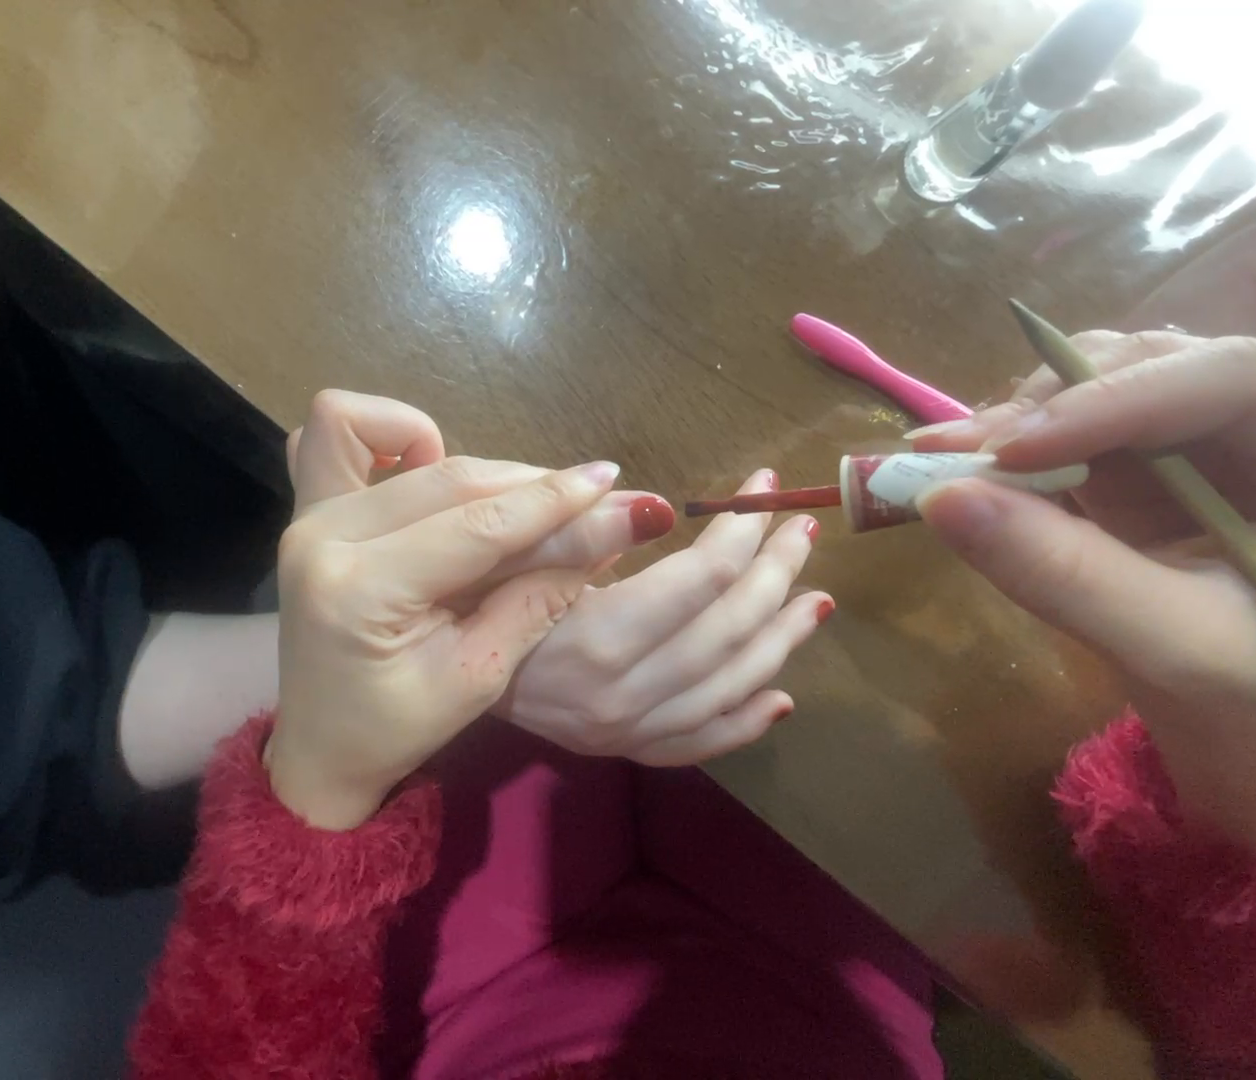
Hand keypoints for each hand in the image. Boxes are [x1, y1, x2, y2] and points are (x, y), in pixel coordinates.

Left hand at [268, 391, 627, 828]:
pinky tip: (430, 462)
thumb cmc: (396, 729)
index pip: (478, 527)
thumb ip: (541, 595)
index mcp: (360, 591)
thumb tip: (617, 526)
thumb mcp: (478, 677)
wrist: (320, 745)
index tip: (622, 489)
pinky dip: (393, 433)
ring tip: (522, 503)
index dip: (556, 504)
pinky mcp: (307, 505)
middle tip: (596, 503)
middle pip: (453, 480)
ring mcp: (307, 513)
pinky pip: (338, 429)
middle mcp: (322, 535)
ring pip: (415, 454)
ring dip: (483, 469)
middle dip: (535, 487)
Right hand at [493, 469, 833, 765]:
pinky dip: (746, 721)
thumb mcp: (517, 552)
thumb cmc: (470, 598)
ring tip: (818, 599)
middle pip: (728, 630)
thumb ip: (586, 528)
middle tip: (802, 528)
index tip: (761, 486)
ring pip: (730, 687)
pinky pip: (700, 742)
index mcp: (597, 640)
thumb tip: (660, 505)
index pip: (699, 580)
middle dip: (773, 572)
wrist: (437, 674)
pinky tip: (781, 698)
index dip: (741, 528)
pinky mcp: (624, 750)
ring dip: (782, 639)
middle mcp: (623, 697)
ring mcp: (628, 732)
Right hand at [912, 333, 1255, 855]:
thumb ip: (1064, 574)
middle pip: (1165, 363)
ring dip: (1023, 416)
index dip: (1109, 398)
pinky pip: (1080, 411)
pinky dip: (1016, 436)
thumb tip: (938, 498)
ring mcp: (1234, 424)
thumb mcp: (1169, 647)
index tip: (1003, 449)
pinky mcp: (1167, 440)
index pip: (1242, 376)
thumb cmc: (1246, 699)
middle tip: (957, 452)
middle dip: (1050, 407)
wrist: (1241, 723)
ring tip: (949, 457)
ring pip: (1112, 375)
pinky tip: (971, 460)